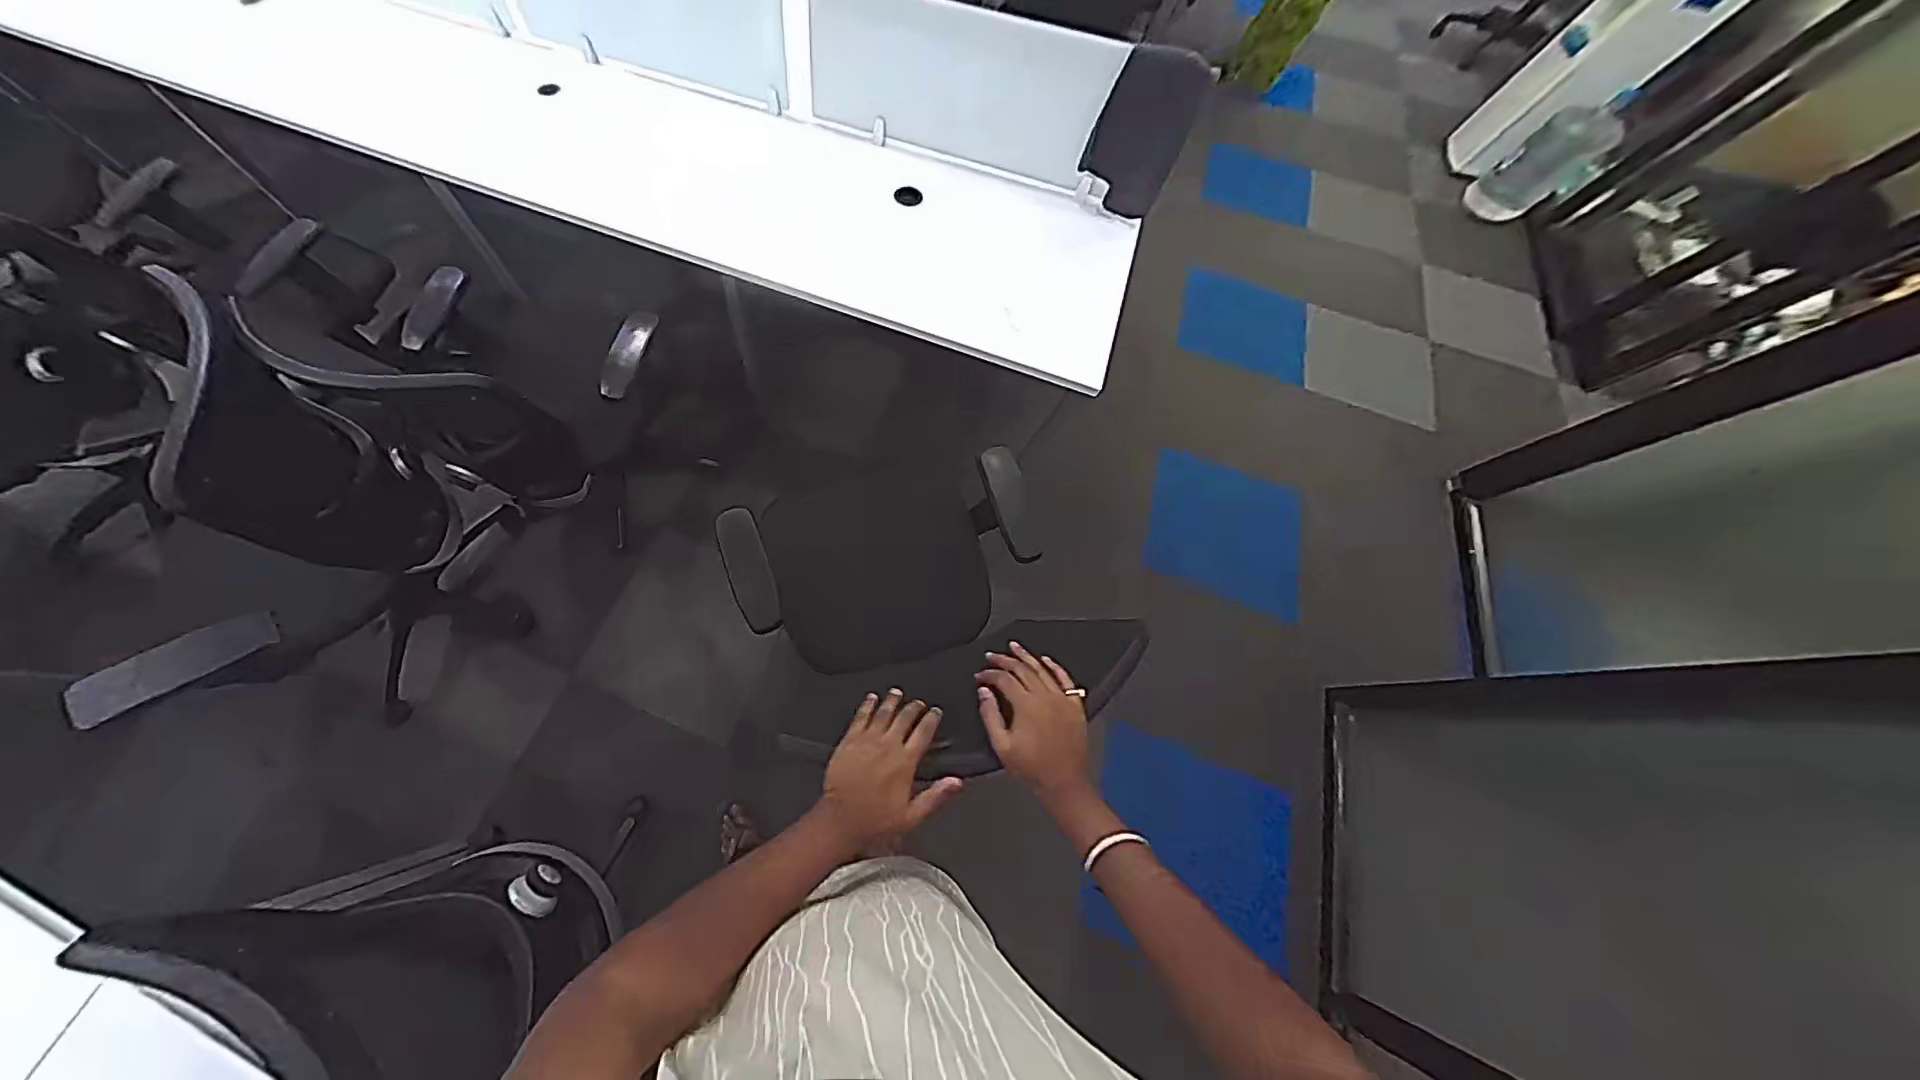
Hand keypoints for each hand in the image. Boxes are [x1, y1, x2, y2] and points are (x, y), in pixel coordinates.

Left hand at [817, 689, 963, 854]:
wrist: (840, 821)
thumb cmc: (876, 821)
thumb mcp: (912, 815)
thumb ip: (936, 796)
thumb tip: (957, 782)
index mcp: (905, 762)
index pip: (923, 732)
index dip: (932, 718)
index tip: (935, 712)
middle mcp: (887, 746)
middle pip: (904, 717)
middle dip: (914, 707)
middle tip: (918, 703)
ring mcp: (866, 741)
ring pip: (883, 713)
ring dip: (892, 701)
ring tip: (897, 693)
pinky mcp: (849, 742)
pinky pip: (860, 718)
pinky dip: (867, 706)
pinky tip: (871, 698)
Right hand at [976, 642, 1091, 800]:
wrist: (1064, 783)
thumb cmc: (1031, 768)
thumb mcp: (1002, 745)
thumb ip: (990, 715)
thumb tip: (984, 692)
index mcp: (1026, 705)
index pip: (1004, 679)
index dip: (989, 674)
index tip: (980, 675)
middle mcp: (1045, 696)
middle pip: (1023, 669)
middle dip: (1005, 660)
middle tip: (992, 656)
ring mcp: (1062, 700)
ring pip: (1043, 669)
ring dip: (1027, 656)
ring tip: (1015, 647)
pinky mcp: (1075, 706)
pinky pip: (1065, 680)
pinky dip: (1055, 667)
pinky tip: (1046, 660)